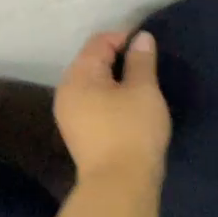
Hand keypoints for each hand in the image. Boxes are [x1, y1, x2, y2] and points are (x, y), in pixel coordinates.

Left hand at [54, 30, 170, 186]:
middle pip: (91, 61)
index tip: (151, 44)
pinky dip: (110, 91)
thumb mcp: (144, 90)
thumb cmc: (133, 129)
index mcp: (79, 78)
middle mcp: (66, 91)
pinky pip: (93, 98)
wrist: (120, 180)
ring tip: (142, 81)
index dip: (124, 37)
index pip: (98, 43)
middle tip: (149, 61)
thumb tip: (141, 38)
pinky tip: (130, 101)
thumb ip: (141, 61)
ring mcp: (69, 112)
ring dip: (115, 75)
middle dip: (119, 55)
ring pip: (92, 81)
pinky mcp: (79, 128)